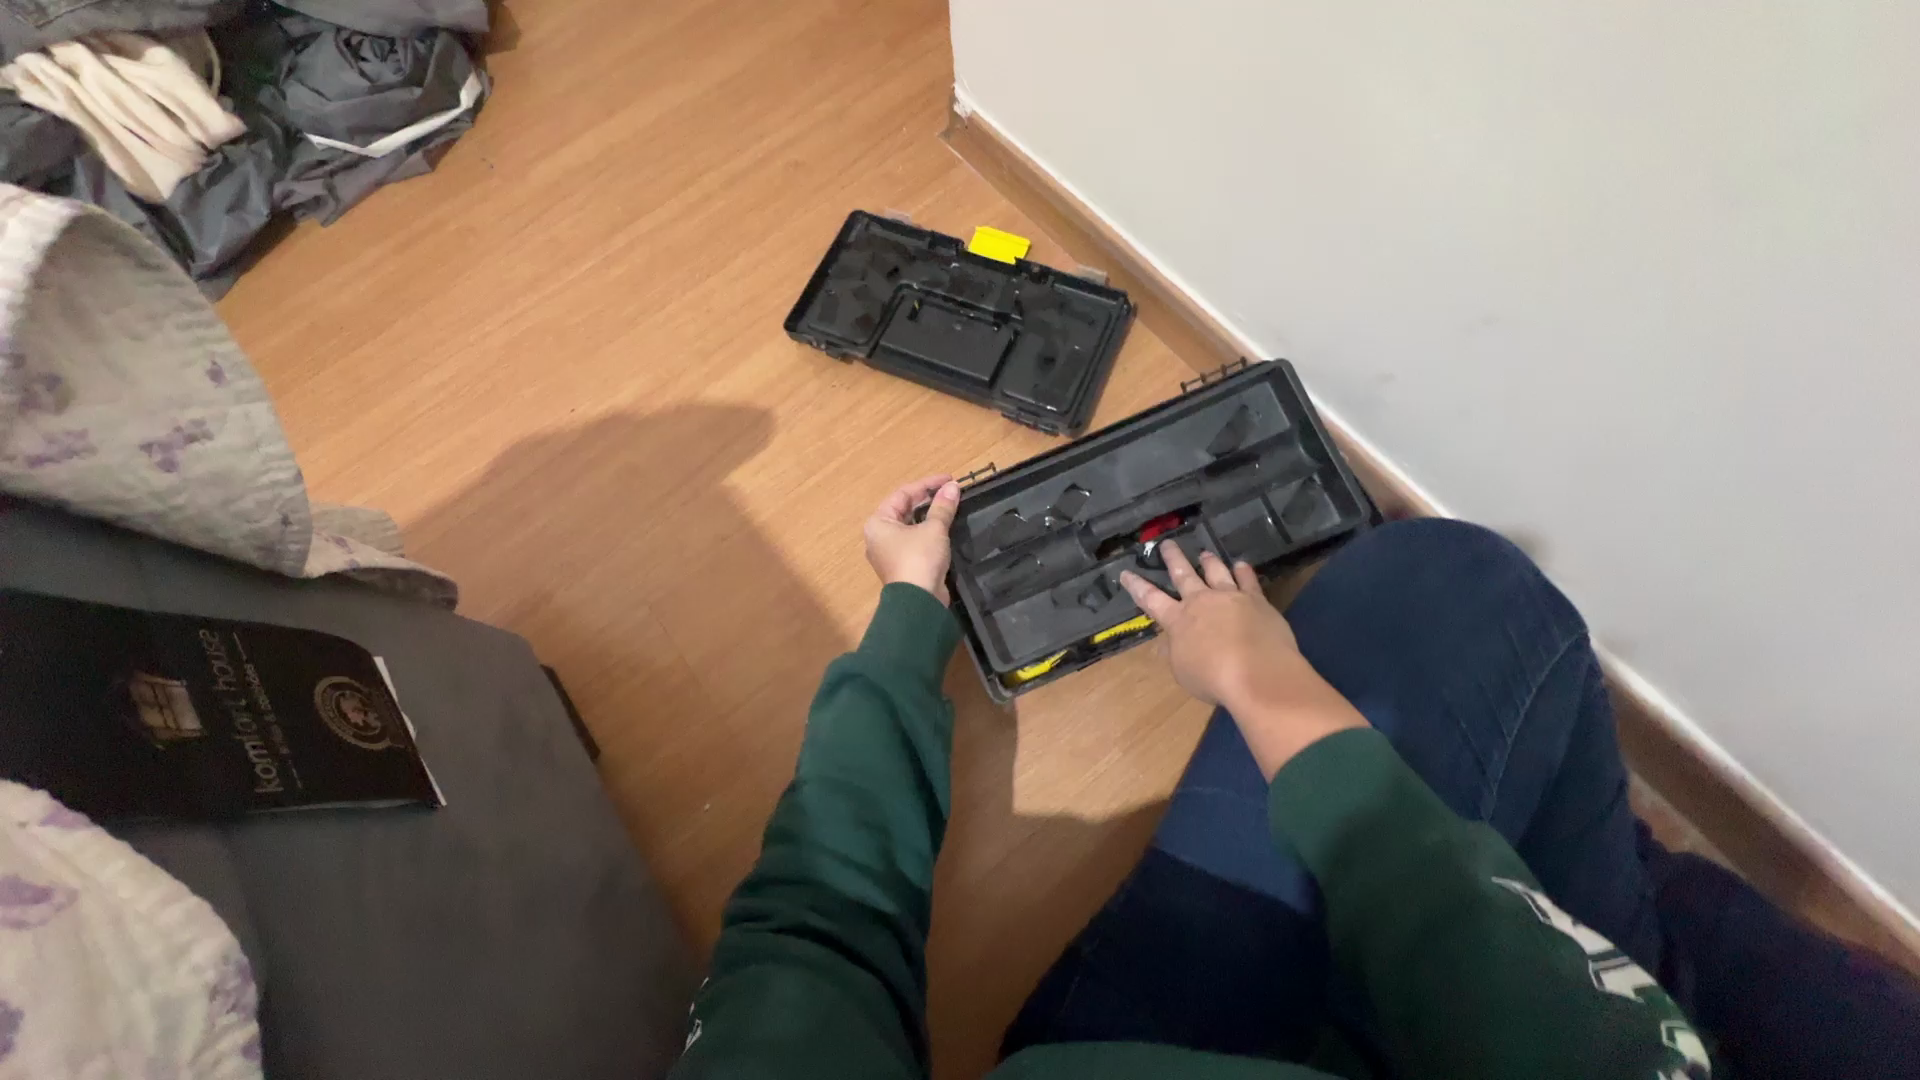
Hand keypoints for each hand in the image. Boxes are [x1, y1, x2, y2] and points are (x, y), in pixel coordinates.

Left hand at [865, 475, 960, 603]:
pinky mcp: (902, 566)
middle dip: (928, 500)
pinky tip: (945, 529)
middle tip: (951, 493)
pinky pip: (914, 542)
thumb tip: (953, 487)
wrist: (919, 601)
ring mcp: (889, 553)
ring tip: (950, 508)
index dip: (927, 484)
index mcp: (878, 523)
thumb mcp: (934, 529)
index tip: (949, 480)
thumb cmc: (920, 558)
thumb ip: (943, 506)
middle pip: (904, 510)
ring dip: (929, 516)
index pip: (903, 494)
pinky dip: (928, 533)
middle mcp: (878, 536)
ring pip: (910, 527)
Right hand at [1119, 541, 1366, 777]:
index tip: (1126, 573)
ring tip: (1204, 553)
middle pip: (1183, 575)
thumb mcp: (1183, 672)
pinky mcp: (1256, 600)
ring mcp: (1230, 597)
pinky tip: (1241, 565)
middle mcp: (1201, 602)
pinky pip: (1248, 581)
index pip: (1150, 599)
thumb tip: (1166, 643)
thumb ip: (1175, 653)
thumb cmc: (1214, 679)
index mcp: (1177, 620)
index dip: (1136, 586)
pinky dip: (1243, 572)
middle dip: (1173, 558)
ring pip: (1216, 572)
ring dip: (1209, 561)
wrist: (1258, 673)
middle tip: (1167, 544)